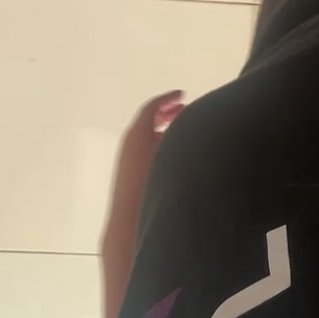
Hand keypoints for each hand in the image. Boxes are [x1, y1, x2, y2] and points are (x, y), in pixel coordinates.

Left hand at [101, 90, 183, 259]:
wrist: (130, 224)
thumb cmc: (154, 185)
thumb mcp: (172, 151)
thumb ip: (180, 134)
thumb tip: (190, 121)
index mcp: (139, 132)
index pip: (152, 107)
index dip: (167, 98)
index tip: (182, 94)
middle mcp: (130, 143)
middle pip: (147, 120)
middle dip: (166, 112)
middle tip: (183, 108)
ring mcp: (127, 160)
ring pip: (146, 136)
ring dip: (163, 128)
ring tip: (181, 129)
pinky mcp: (129, 176)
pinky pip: (144, 149)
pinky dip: (158, 142)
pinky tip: (174, 153)